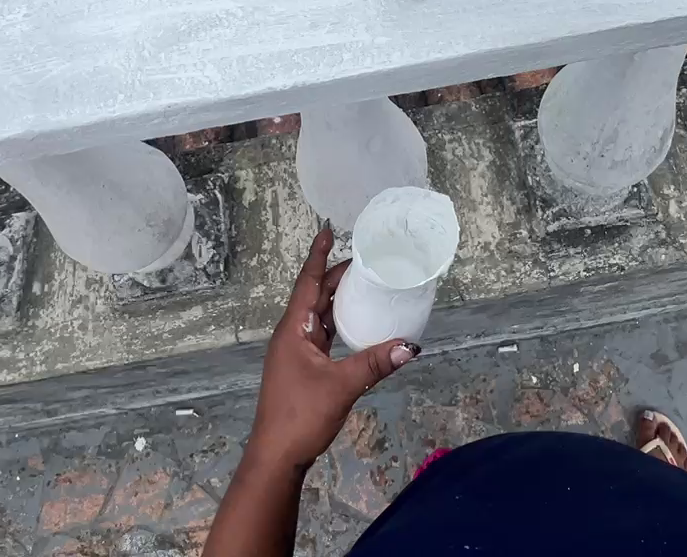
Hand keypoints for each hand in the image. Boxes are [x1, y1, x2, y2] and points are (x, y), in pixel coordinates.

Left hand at [246, 229, 418, 471]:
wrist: (275, 456)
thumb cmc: (301, 415)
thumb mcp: (341, 386)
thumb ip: (375, 363)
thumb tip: (410, 345)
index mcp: (293, 329)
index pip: (307, 282)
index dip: (317, 255)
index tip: (327, 229)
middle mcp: (292, 333)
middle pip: (314, 294)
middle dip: (334, 275)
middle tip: (362, 259)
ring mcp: (296, 351)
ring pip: (318, 314)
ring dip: (337, 297)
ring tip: (362, 282)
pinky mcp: (303, 366)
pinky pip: (322, 332)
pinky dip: (338, 321)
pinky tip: (356, 321)